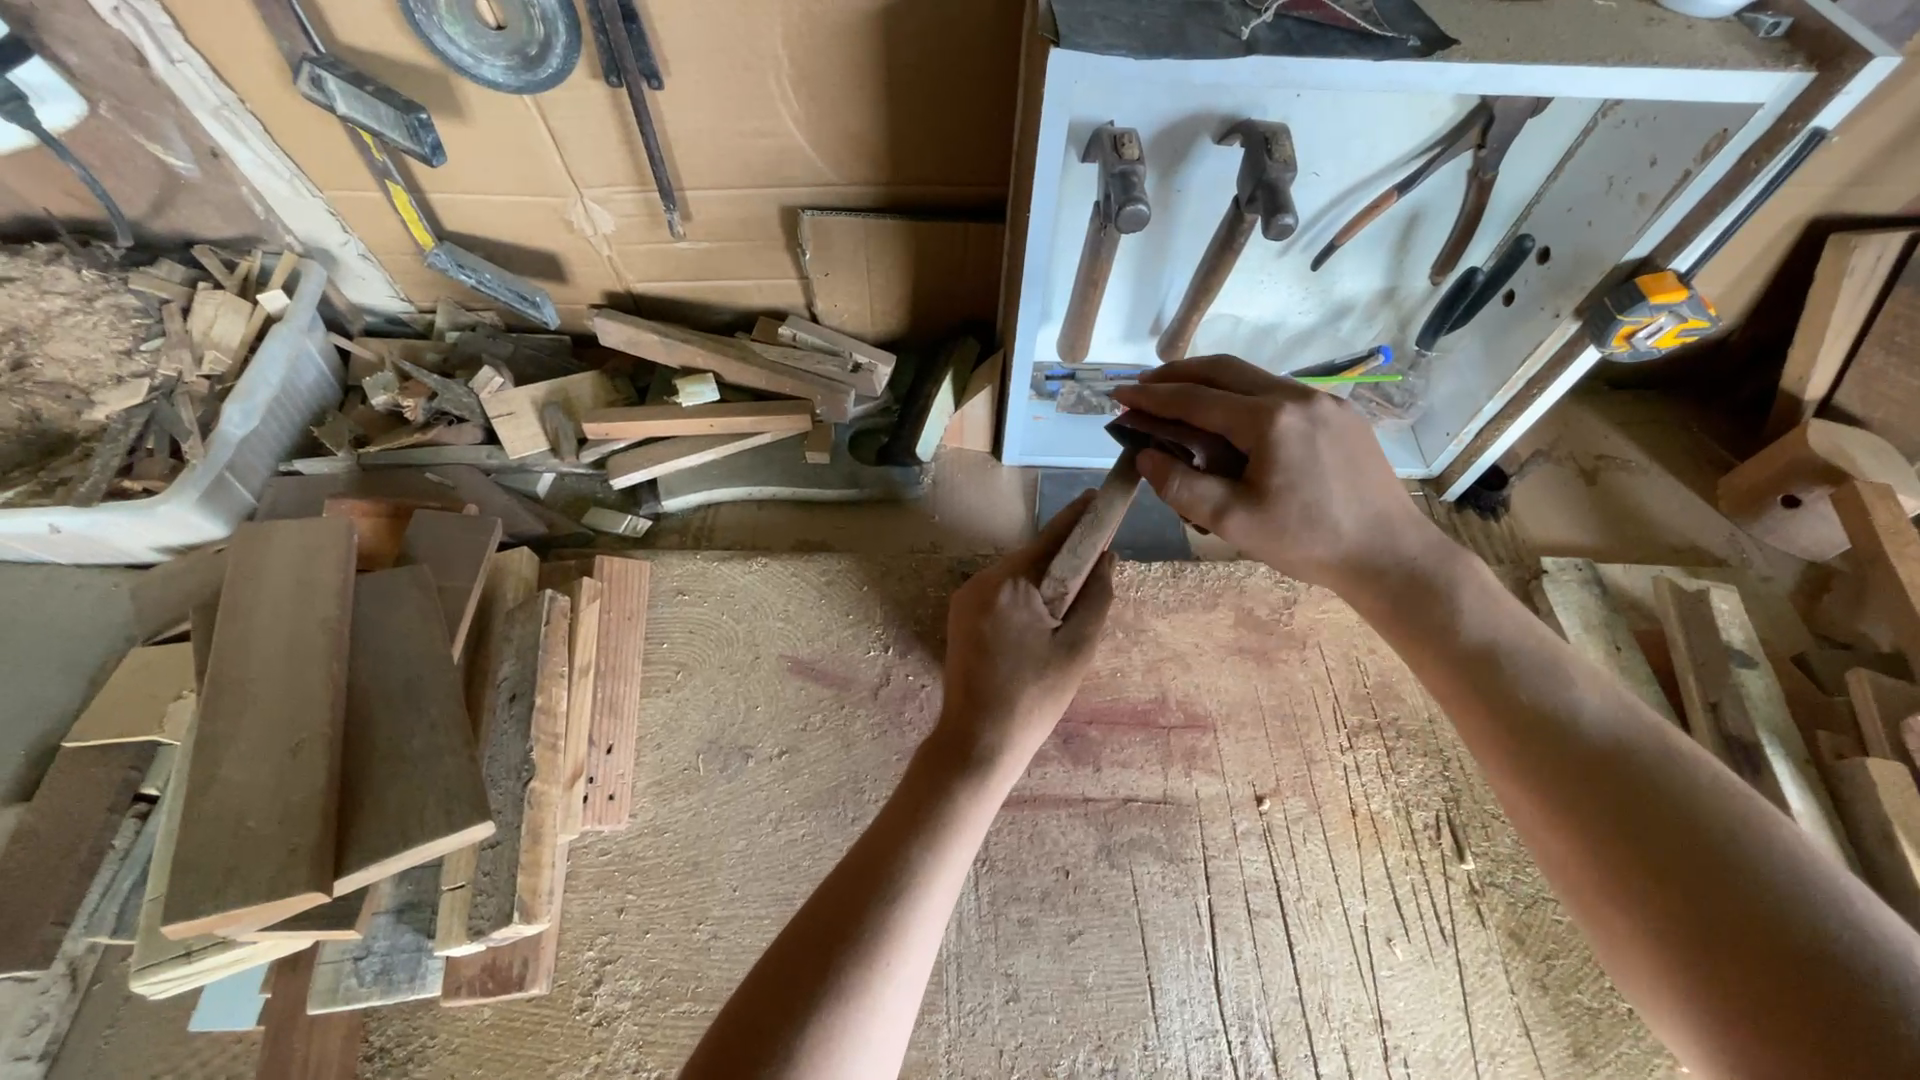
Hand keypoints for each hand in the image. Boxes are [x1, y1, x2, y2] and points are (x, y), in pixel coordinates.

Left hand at [935, 492, 1113, 776]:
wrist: (976, 742)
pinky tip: (1041, 622)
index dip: (1080, 517)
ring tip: (1070, 609)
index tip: (1101, 497)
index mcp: (1010, 583)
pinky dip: (1024, 598)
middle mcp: (980, 581)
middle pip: (1033, 557)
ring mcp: (964, 599)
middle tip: (1097, 567)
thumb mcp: (1077, 648)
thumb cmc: (1034, 698)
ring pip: (1016, 576)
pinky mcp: (959, 617)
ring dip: (1043, 582)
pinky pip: (1000, 594)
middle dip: (1064, 559)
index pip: (1053, 538)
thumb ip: (1096, 596)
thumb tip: (1107, 557)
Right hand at [1110, 355, 1438, 589]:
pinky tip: (1230, 419)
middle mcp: (1297, 396)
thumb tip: (1143, 456)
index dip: (1151, 397)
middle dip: (1177, 375)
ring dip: (1210, 384)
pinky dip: (1242, 397)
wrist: (1389, 553)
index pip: (1195, 399)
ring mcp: (1324, 401)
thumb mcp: (1232, 522)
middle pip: (1224, 370)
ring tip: (1179, 400)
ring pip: (1254, 378)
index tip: (1118, 394)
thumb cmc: (1307, 542)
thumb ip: (1180, 485)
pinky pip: (1279, 394)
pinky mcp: (1340, 415)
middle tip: (1142, 388)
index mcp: (1269, 420)